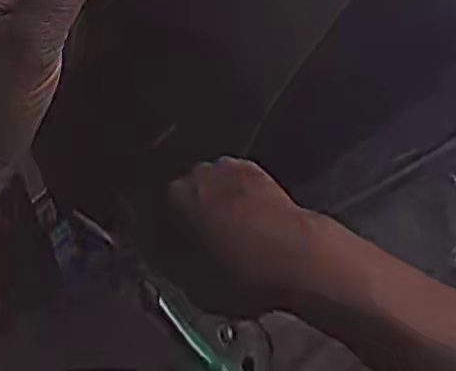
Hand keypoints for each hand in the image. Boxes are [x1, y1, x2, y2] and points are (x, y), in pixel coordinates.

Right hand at [169, 158, 333, 306]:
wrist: (298, 256)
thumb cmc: (249, 272)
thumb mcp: (198, 288)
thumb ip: (175, 269)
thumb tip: (171, 265)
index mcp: (180, 195)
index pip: (157, 209)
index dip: (162, 231)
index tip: (169, 248)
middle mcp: (202, 172)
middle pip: (185, 192)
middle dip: (189, 213)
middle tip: (200, 242)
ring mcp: (230, 167)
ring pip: (211, 185)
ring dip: (214, 202)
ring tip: (226, 233)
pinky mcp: (255, 170)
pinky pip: (235, 182)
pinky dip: (236, 197)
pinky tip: (246, 221)